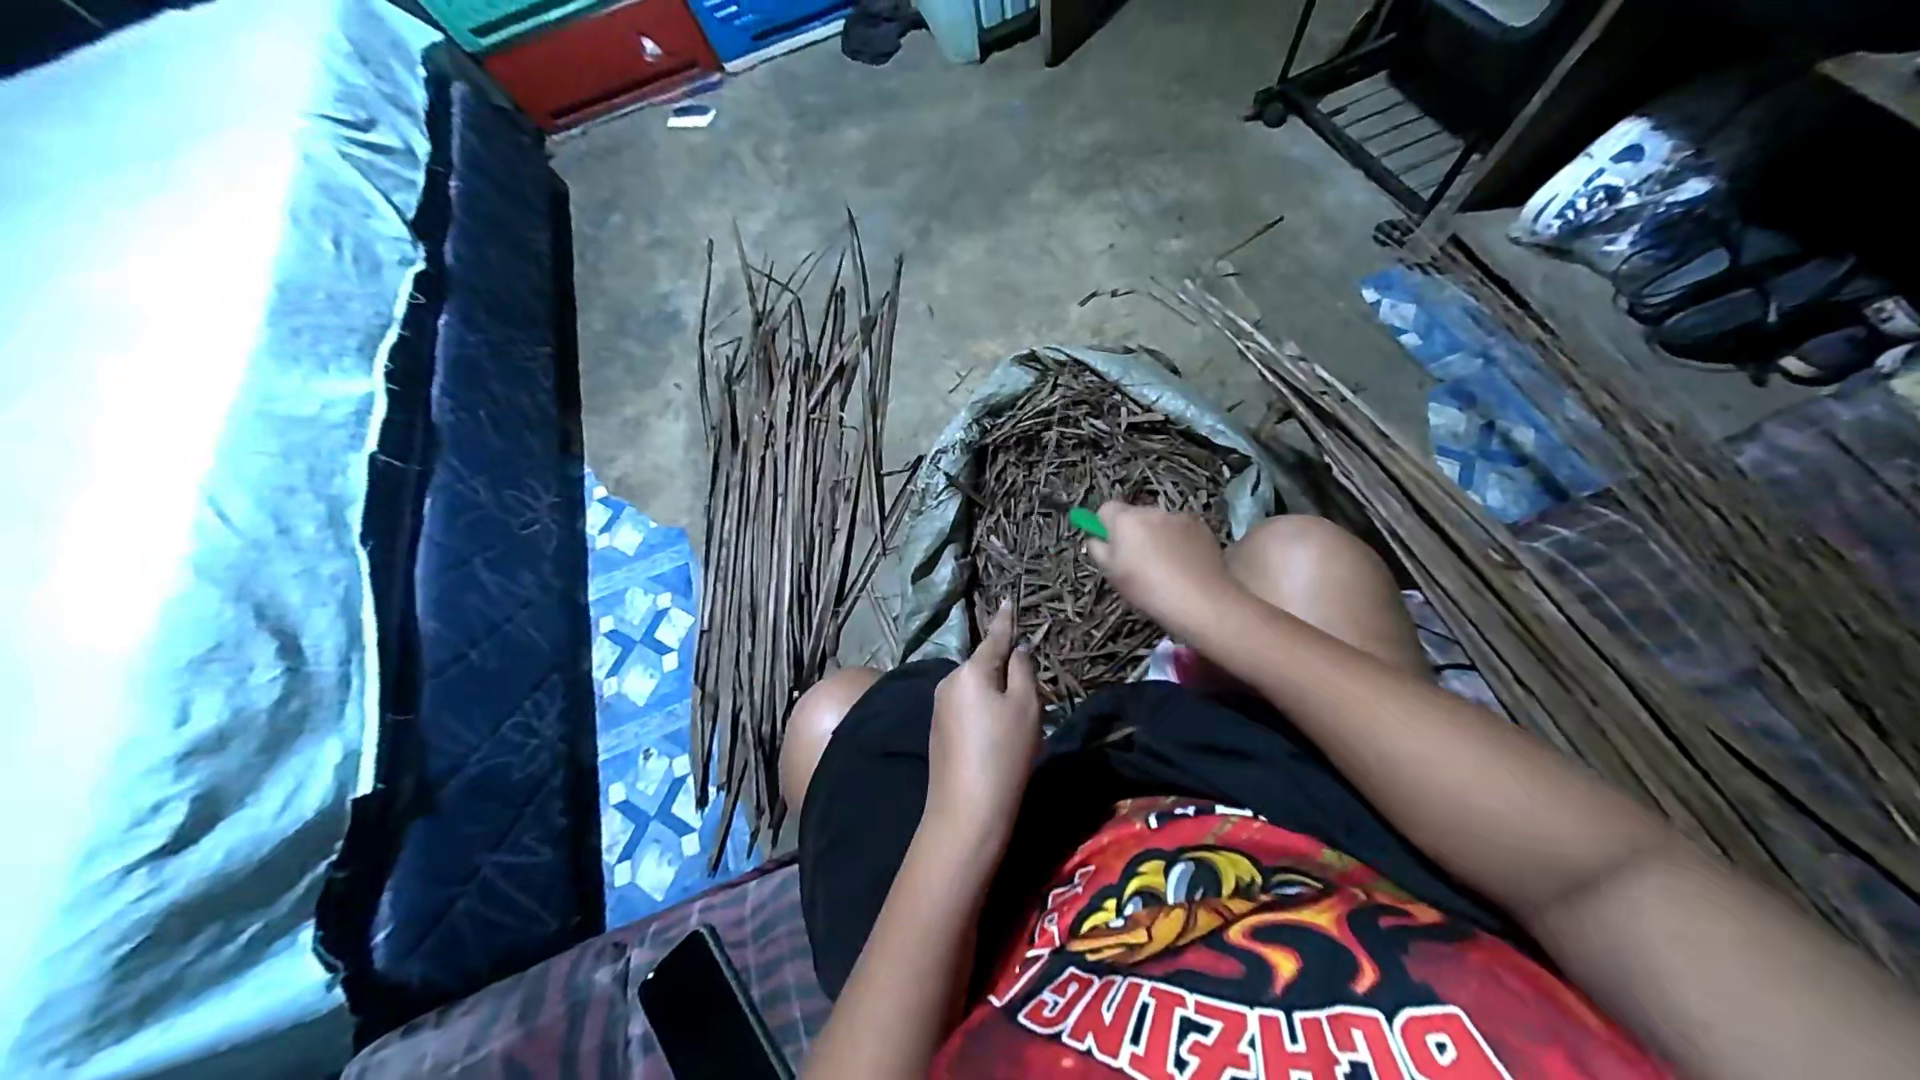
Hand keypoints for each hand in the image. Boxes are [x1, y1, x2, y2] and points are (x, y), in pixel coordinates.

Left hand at [926, 600, 1041, 849]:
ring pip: (977, 689)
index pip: (994, 638)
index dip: (1005, 621)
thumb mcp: (1026, 706)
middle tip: (1032, 696)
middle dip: (1006, 671)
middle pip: (985, 666)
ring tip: (1017, 725)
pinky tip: (997, 739)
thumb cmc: (1004, 753)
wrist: (966, 811)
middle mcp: (949, 682)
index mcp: (970, 670)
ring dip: (996, 695)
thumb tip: (1015, 651)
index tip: (1007, 601)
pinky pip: (967, 708)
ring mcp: (939, 707)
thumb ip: (1022, 670)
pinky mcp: (938, 730)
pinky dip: (984, 713)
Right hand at [1085, 501, 1241, 636]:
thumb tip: (1097, 538)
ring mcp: (1180, 517)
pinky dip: (1178, 540)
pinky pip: (1181, 529)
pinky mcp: (1202, 526)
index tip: (1111, 546)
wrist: (1202, 600)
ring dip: (1156, 535)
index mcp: (1126, 520)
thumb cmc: (1148, 589)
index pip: (1105, 508)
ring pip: (1159, 522)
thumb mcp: (1112, 574)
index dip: (1104, 526)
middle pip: (1134, 515)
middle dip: (1132, 531)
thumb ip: (1098, 550)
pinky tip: (1183, 563)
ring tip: (1164, 565)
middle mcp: (1152, 511)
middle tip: (1137, 561)